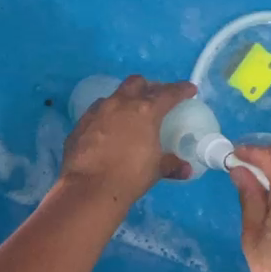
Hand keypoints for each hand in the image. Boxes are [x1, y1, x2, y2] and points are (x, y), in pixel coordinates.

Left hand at [59, 76, 195, 204]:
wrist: (89, 187)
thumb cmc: (129, 176)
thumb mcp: (155, 170)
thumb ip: (171, 165)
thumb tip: (186, 169)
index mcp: (145, 111)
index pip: (168, 93)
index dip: (181, 90)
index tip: (189, 90)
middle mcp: (120, 104)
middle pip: (137, 83)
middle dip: (149, 87)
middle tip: (155, 98)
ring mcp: (97, 111)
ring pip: (114, 96)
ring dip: (124, 100)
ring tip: (129, 115)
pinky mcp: (81, 124)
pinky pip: (97, 112)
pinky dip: (106, 116)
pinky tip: (107, 130)